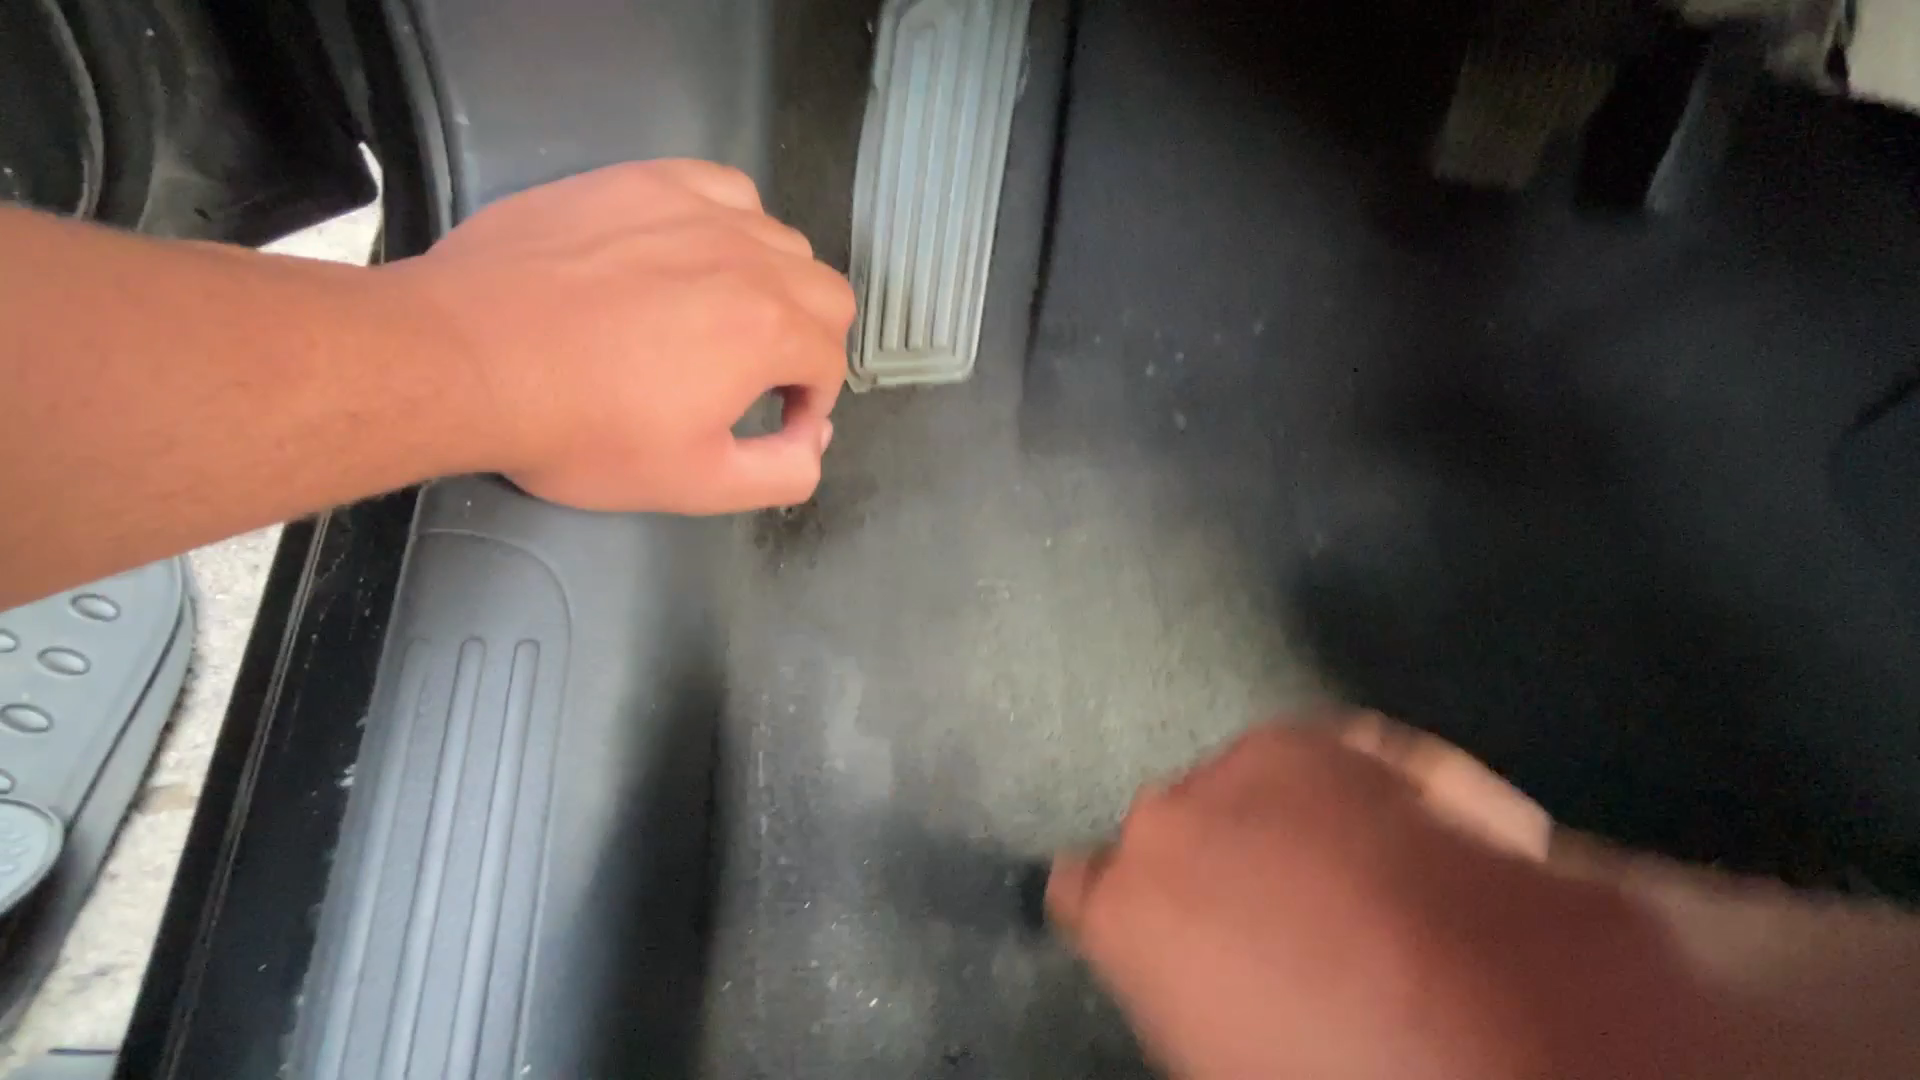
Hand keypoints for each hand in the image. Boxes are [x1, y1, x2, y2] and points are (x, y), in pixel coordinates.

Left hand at [385, 160, 853, 513]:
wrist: (466, 360)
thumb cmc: (585, 430)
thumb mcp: (698, 483)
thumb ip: (784, 473)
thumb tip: (814, 441)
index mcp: (771, 331)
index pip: (831, 362)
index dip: (812, 403)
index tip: (775, 424)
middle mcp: (750, 258)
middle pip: (828, 294)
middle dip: (811, 344)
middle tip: (762, 377)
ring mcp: (696, 210)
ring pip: (784, 241)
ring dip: (778, 286)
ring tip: (728, 318)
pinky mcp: (644, 182)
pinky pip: (727, 189)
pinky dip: (736, 225)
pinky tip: (699, 255)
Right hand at [1045, 716, 1919, 1079]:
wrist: (1492, 1020)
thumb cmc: (1328, 1068)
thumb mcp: (1221, 1054)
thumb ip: (1186, 993)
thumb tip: (1211, 979)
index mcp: (1126, 905)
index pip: (1079, 885)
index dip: (1116, 907)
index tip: (1156, 932)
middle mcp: (1167, 820)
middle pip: (1166, 831)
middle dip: (1208, 863)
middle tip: (1278, 919)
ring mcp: (1249, 767)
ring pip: (1240, 788)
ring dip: (1273, 820)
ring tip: (1351, 876)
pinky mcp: (1336, 735)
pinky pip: (1325, 765)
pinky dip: (1351, 793)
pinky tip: (1407, 839)